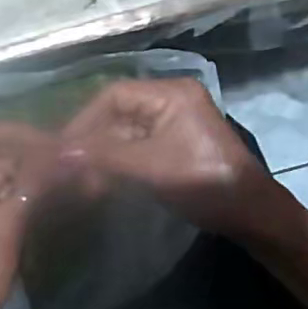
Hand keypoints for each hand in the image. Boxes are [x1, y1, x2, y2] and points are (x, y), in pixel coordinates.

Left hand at [0, 120, 60, 308]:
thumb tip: (70, 153)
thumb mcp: (11, 220)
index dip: (20, 133)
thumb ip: (38, 181)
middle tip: (67, 159)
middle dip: (31, 153)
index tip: (53, 144)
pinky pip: (1, 192)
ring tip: (67, 176)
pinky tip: (54, 193)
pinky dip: (25, 190)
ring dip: (32, 172)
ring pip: (1, 172)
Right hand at [58, 78, 291, 239]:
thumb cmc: (203, 183)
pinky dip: (118, 167)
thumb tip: (57, 154)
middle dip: (92, 143)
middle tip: (70, 171)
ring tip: (84, 184)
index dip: (84, 120)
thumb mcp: (150, 167)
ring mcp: (174, 125)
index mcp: (170, 94)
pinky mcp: (174, 148)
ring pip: (125, 135)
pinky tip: (102, 186)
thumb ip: (104, 156)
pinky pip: (137, 150)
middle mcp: (171, 102)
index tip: (63, 149)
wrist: (250, 214)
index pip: (113, 96)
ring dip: (103, 159)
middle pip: (117, 115)